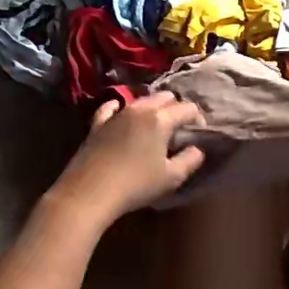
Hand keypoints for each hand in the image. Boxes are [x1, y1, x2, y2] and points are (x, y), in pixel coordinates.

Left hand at [46, 92, 205, 224]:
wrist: (90, 192)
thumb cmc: (136, 184)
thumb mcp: (172, 177)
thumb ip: (190, 159)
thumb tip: (197, 149)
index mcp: (161, 119)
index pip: (187, 108)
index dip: (198, 119)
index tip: (199, 133)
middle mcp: (139, 109)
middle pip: (164, 97)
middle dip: (176, 108)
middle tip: (179, 128)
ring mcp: (116, 115)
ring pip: (140, 100)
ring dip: (152, 108)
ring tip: (155, 125)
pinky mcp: (97, 124)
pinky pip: (111, 108)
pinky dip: (120, 108)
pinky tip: (120, 111)